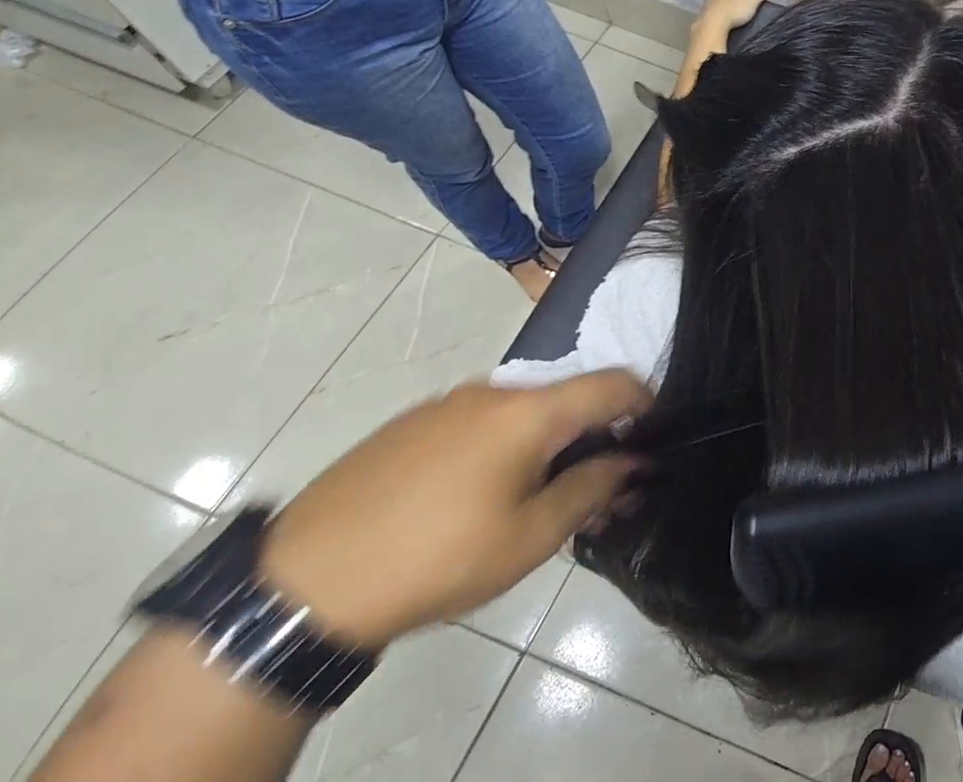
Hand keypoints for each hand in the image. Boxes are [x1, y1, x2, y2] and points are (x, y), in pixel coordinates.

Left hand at [259, 371, 650, 649]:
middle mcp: (490, 392)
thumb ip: (592, 489)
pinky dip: (508, 451)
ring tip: (543, 509)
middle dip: (598, 440)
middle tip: (602, 499)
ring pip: (524, 415)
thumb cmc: (437, 559)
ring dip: (551, 450)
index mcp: (527, 412)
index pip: (613, 382)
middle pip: (568, 401)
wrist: (306, 580)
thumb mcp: (531, 537)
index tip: (656, 445)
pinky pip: (482, 425)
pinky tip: (487, 501)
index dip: (648, 404)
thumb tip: (632, 460)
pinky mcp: (411, 425)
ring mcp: (445, 405)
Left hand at [694, 0, 776, 35]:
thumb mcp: (753, 1)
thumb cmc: (735, 11)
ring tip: (734, 18)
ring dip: (727, 6)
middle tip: (745, 11)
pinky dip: (719, 14)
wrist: (713, 25)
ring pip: (721, 0)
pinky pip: (714, 10)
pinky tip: (724, 22)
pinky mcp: (703, 11)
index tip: (754, 3)